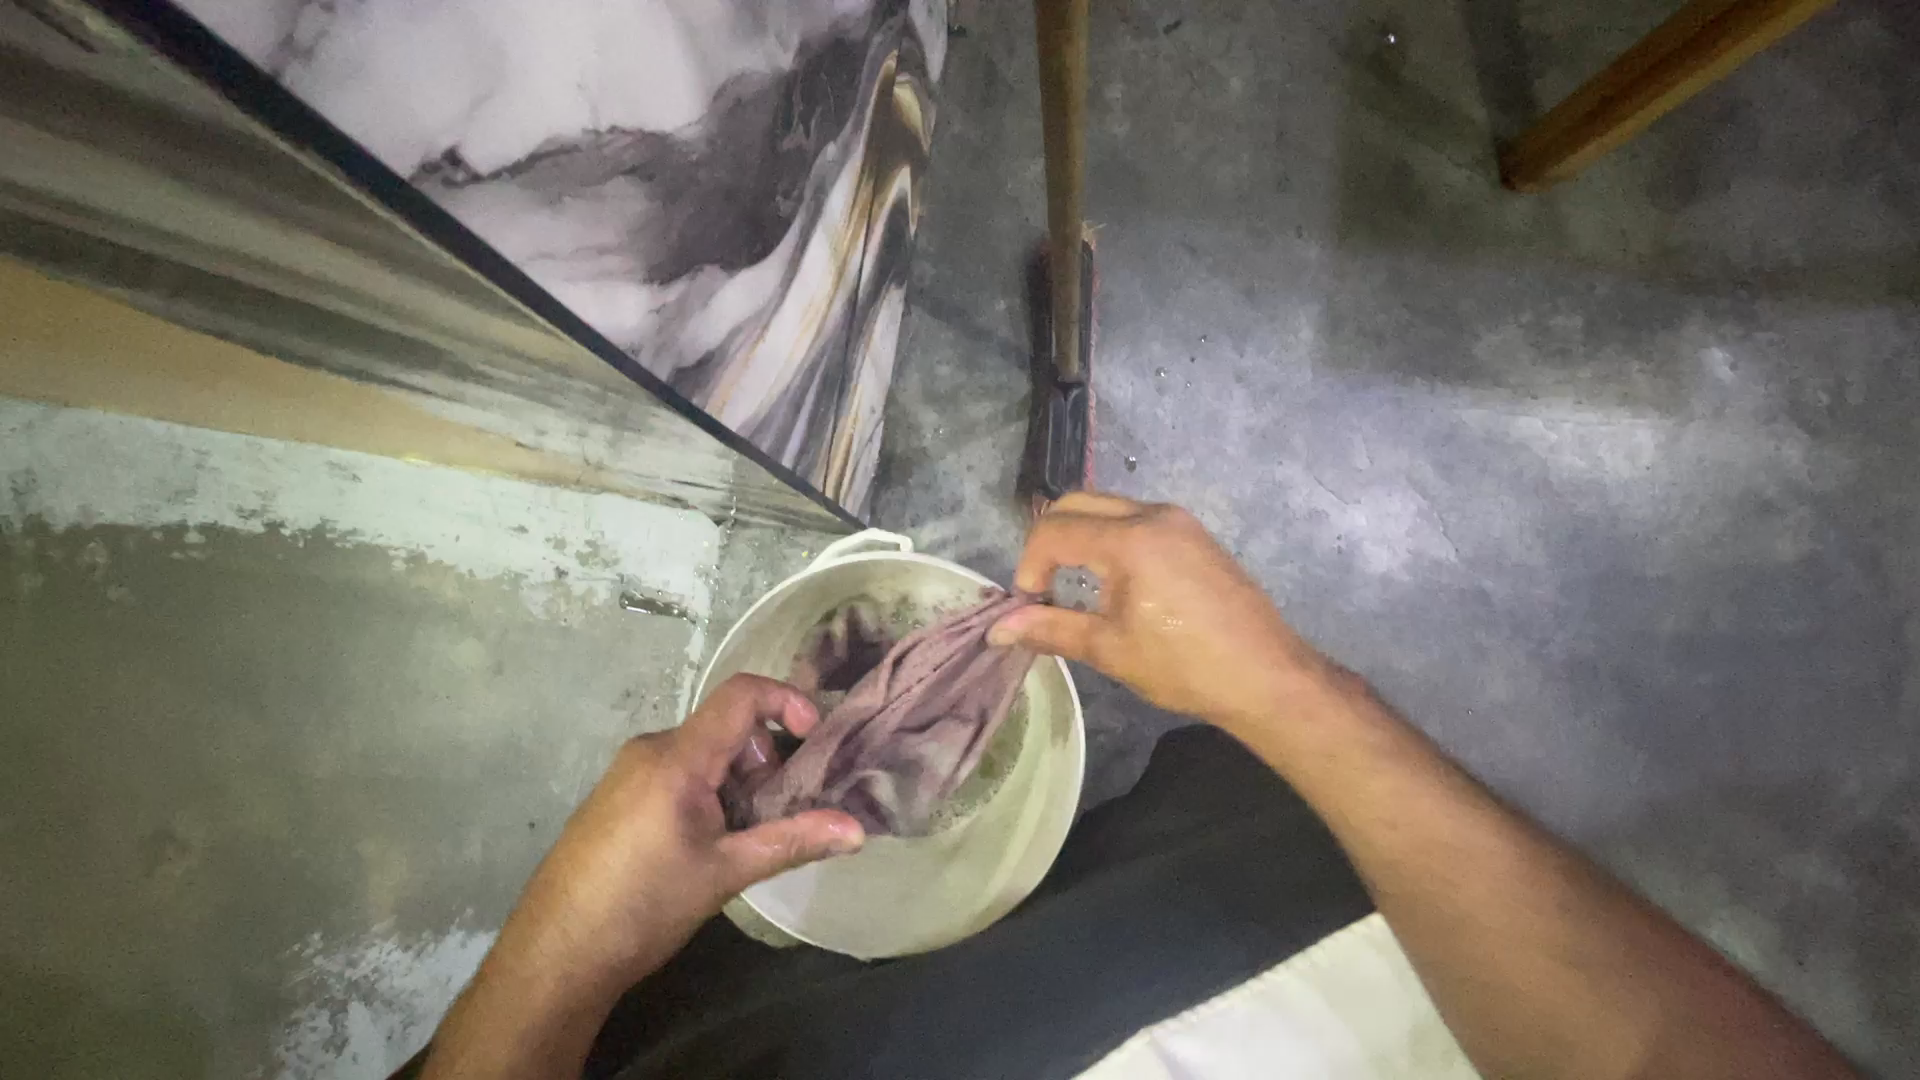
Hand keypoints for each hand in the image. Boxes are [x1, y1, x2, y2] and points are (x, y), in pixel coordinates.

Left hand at [490, 675, 864, 991]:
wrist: (551, 959)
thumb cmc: (643, 907)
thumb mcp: (726, 873)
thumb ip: (793, 841)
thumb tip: (857, 831)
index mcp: (678, 757)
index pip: (741, 694)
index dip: (786, 700)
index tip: (813, 738)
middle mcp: (652, 749)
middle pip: (727, 727)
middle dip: (764, 760)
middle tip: (775, 811)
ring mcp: (629, 771)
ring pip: (704, 752)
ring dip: (737, 781)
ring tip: (739, 837)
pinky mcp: (618, 794)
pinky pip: (678, 770)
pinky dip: (708, 791)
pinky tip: (704, 844)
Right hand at [989, 493, 1332, 729]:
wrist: (1266, 676)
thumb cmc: (1184, 666)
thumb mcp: (1109, 649)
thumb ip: (1050, 628)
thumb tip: (997, 630)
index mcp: (1130, 540)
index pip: (1055, 529)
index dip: (1029, 564)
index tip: (1031, 603)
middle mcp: (1153, 515)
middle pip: (1077, 503)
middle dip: (1048, 540)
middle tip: (1045, 586)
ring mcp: (1178, 520)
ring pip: (1107, 507)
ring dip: (1079, 536)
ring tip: (1076, 585)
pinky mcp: (1193, 533)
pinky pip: (1135, 518)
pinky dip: (1109, 537)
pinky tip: (1115, 581)